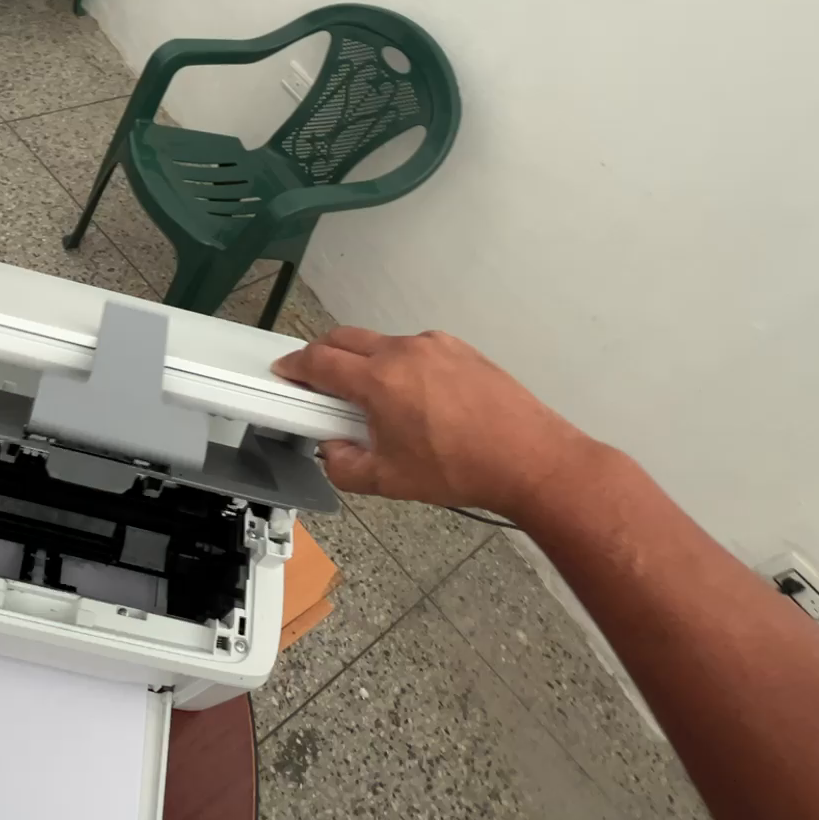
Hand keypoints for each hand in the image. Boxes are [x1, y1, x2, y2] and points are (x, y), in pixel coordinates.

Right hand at [272, 328, 608, 517]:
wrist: (533, 460)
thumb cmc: (463, 469)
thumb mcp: (389, 481)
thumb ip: (343, 465)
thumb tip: (331, 450)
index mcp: (378, 380)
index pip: (317, 361)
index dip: (293, 367)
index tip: (285, 373)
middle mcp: (403, 351)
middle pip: (342, 338)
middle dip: (321, 355)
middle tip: (316, 381)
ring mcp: (434, 345)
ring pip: (378, 341)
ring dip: (361, 359)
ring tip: (369, 395)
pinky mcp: (459, 349)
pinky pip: (413, 347)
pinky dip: (397, 362)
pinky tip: (411, 395)